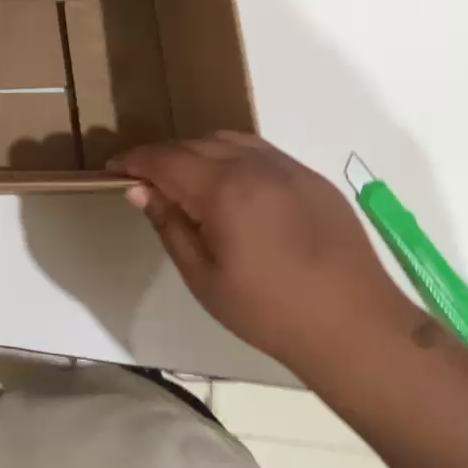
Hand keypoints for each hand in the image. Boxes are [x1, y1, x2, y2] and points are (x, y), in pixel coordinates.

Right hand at [110, 132, 413, 370]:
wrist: (354, 326)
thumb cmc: (268, 310)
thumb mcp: (203, 276)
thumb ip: (169, 224)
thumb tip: (140, 189)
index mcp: (224, 188)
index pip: (165, 159)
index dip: (134, 161)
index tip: (112, 170)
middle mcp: (255, 165)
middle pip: (195, 144)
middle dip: (164, 157)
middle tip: (145, 182)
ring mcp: (288, 168)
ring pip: (230, 141)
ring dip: (199, 152)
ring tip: (187, 180)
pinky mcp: (312, 179)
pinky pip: (261, 152)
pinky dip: (233, 158)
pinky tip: (232, 187)